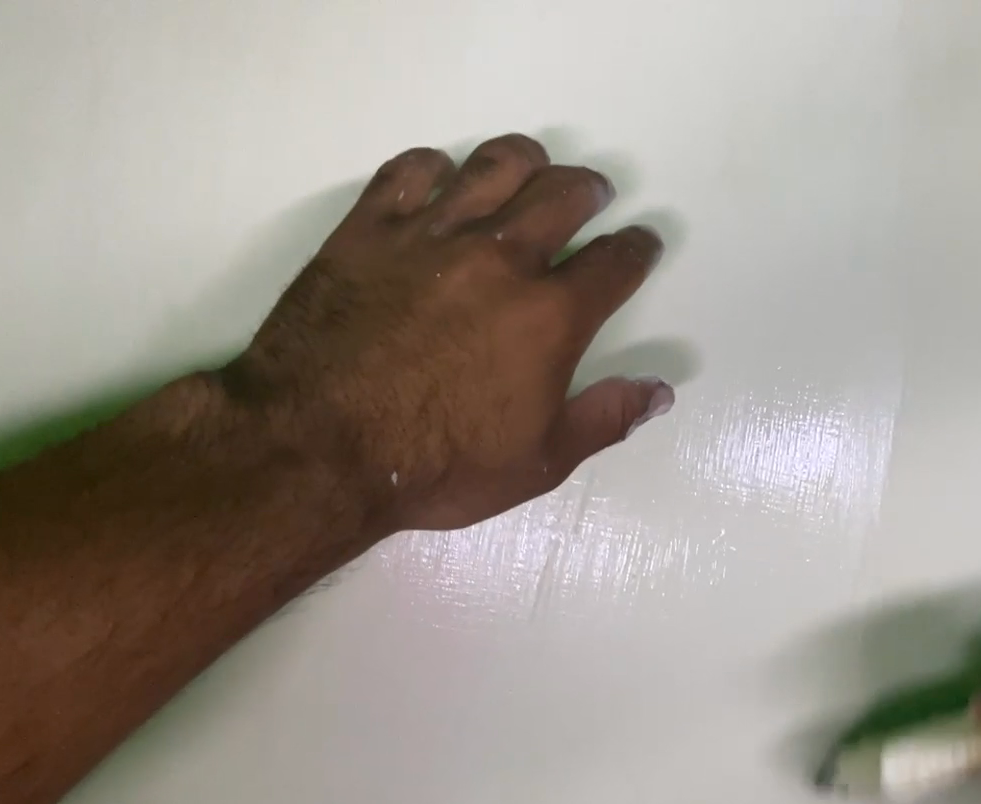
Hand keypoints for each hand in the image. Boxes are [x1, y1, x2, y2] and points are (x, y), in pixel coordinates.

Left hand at [221, 134, 673, 535]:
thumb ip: (604, 420)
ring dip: (525, 160)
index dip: (635, 251)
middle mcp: (501, 259)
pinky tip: (441, 176)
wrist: (320, 449)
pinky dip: (435, 165)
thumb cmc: (440, 466)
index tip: (641, 245)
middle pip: (561, 197)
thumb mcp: (539, 462)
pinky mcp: (369, 229)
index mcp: (550, 317)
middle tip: (592, 194)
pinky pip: (410, 171)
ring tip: (534, 164)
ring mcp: (431, 236)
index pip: (613, 264)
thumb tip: (660, 393)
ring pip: (494, 167)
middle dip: (588, 192)